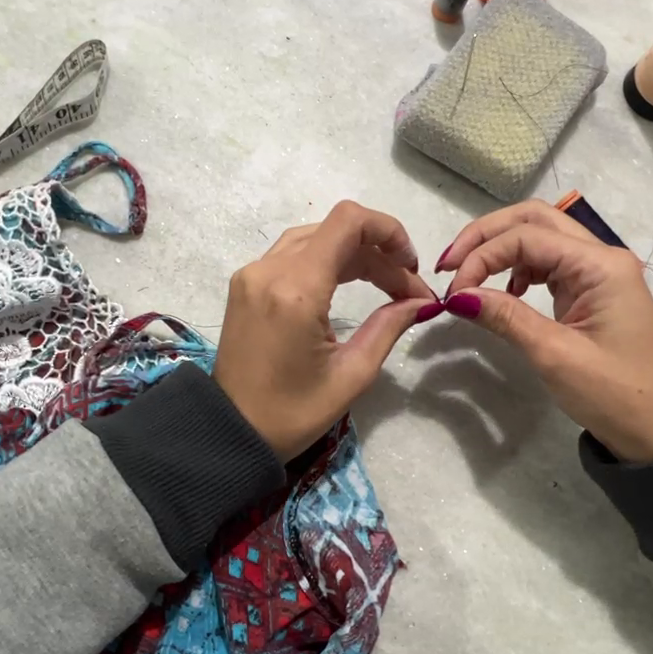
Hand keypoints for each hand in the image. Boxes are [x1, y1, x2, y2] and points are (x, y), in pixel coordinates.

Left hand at [214, 201, 440, 460]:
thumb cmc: (292, 413)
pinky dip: (325, 262)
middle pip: (335, 231)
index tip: (411, 265)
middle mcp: (268, 270)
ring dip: (353, 254)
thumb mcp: (352, 374)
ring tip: (384, 287)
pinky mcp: (244, 285)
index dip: (389, 231)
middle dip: (379, 253)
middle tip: (406, 292)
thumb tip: (422, 301)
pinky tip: (347, 285)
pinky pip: (291, 255)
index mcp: (296, 290)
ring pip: (313, 238)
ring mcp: (251, 275)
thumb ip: (389, 326)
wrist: (231, 431)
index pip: (348, 222)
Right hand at [436, 200, 652, 462]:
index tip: (452, 292)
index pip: (527, 236)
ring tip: (467, 278)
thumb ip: (505, 317)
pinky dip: (517, 268)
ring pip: (540, 236)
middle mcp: (602, 257)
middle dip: (486, 236)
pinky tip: (504, 292)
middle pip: (535, 220)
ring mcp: (598, 273)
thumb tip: (456, 296)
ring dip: (500, 249)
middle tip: (448, 265)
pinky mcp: (590, 291)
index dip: (482, 257)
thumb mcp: (553, 355)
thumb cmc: (612, 394)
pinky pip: (548, 262)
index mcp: (601, 266)